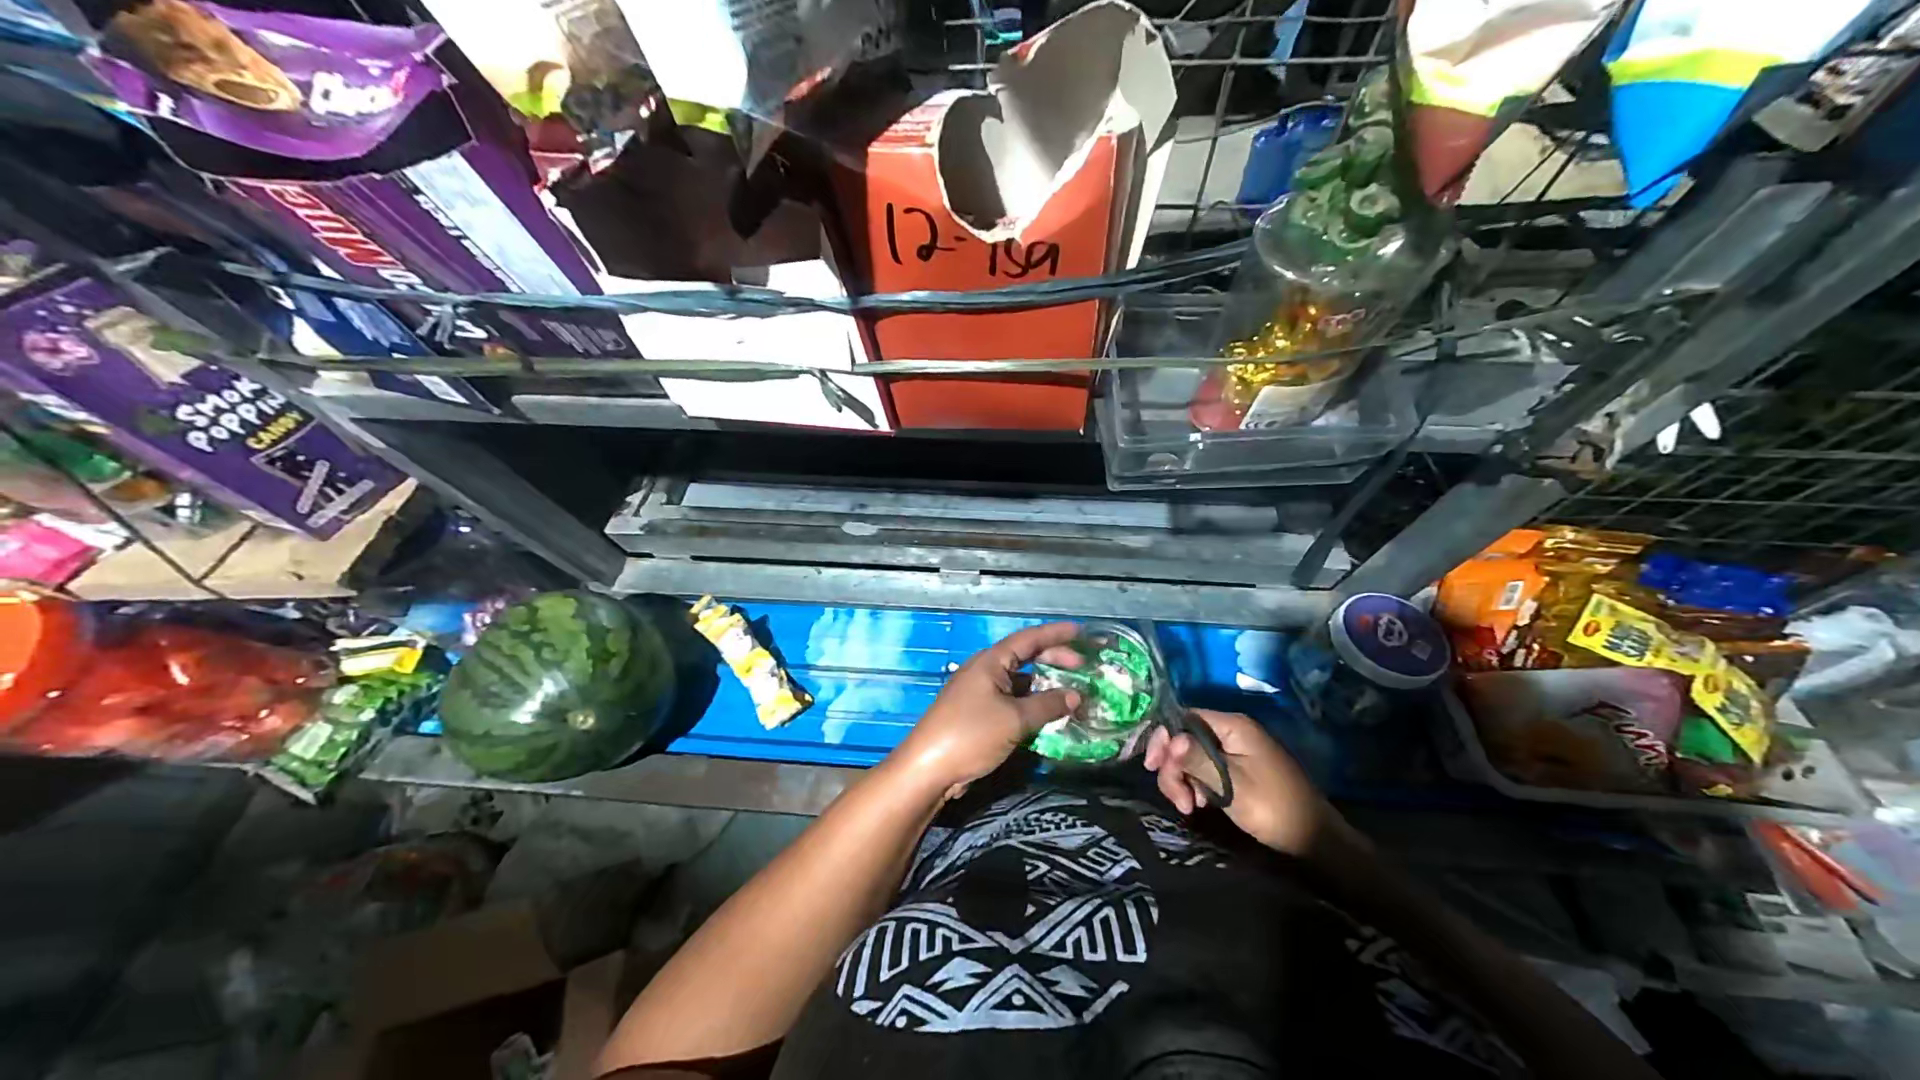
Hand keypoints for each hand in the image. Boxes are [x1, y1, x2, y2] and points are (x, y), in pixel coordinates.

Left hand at [889, 622, 1082, 798]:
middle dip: (1053, 658)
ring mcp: (979, 693)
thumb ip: (1048, 705)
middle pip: (1024, 657)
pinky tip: (1048, 714)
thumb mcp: (1015, 719)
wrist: (929, 768)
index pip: (1028, 639)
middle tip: (1081, 665)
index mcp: (990, 662)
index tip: (1080, 631)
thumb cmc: (971, 734)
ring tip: (1071, 691)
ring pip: (1018, 681)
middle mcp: (984, 671)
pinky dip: (1031, 703)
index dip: (1055, 634)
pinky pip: (1011, 701)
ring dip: (1044, 684)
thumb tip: (1075, 695)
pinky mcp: (977, 715)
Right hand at [1142, 708, 1344, 857]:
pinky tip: (1198, 804)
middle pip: (1184, 739)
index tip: (1152, 768)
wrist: (1315, 839)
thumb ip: (1198, 760)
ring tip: (1189, 807)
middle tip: (1179, 801)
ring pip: (1191, 756)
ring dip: (1182, 780)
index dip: (1164, 740)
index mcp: (1233, 727)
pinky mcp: (1237, 769)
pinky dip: (1196, 785)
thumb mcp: (1231, 785)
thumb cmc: (1273, 808)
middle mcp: (1232, 732)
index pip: (1183, 718)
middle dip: (1173, 768)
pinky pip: (1205, 769)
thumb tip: (1169, 740)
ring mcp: (1235, 751)